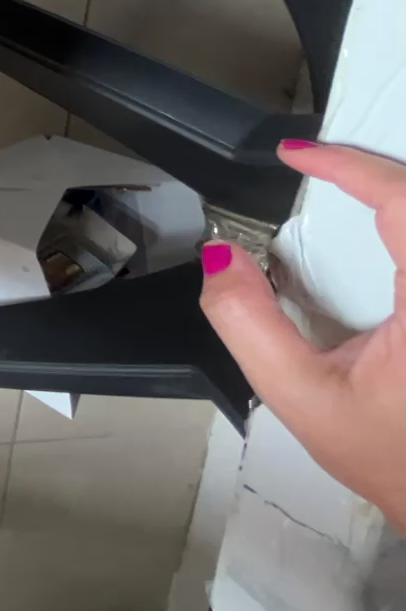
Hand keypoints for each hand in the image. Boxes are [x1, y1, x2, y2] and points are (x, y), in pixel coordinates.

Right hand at [200, 141, 405, 523]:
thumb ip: (246, 319)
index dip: (352, 168)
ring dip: (402, 199)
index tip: (297, 154)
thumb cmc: (391, 456)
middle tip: (320, 164)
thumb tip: (222, 255)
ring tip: (352, 185)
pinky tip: (392, 227)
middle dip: (382, 173)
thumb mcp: (296, 391)